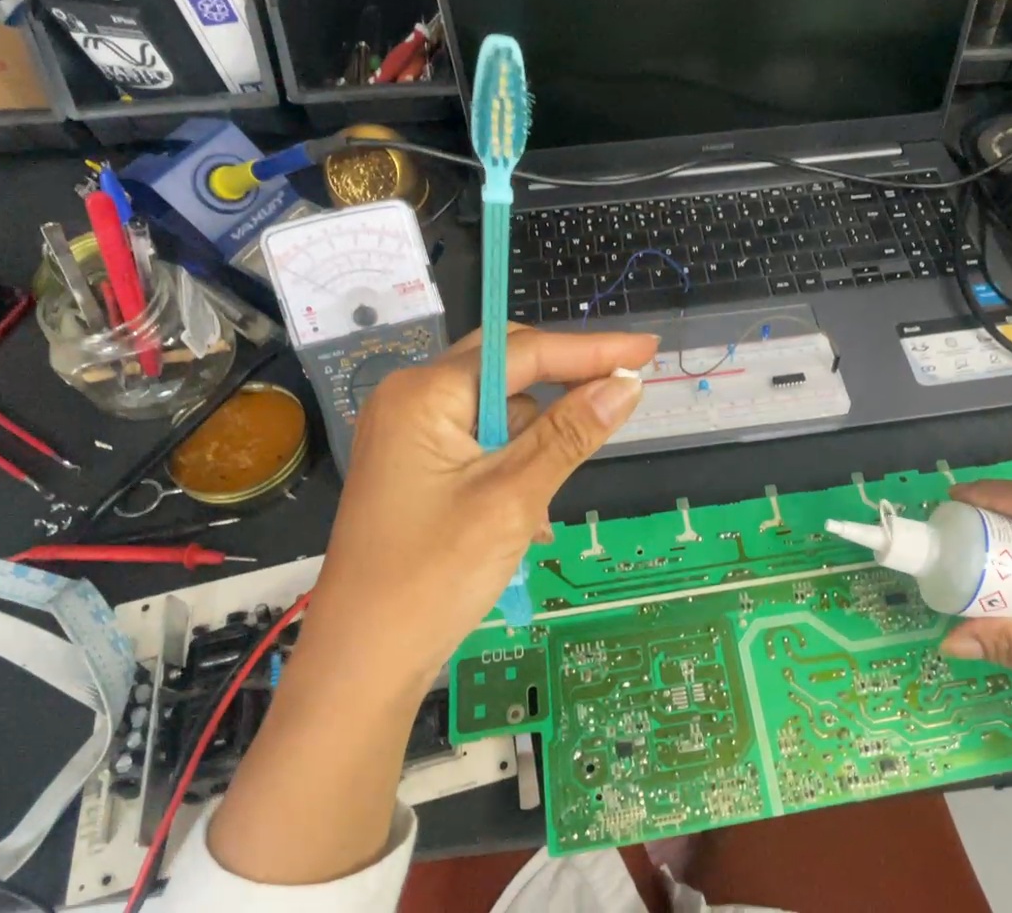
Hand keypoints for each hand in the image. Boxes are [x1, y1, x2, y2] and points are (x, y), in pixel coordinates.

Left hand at [309, 325, 658, 680]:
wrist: (364, 662)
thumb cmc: (433, 576)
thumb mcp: (513, 499)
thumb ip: (571, 434)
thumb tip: (627, 383)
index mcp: (424, 394)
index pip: (524, 352)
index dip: (591, 349)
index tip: (647, 349)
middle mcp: (411, 400)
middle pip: (507, 369)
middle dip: (562, 389)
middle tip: (619, 399)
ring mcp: (410, 436)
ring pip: (498, 413)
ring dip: (536, 444)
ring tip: (542, 505)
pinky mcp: (417, 470)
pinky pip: (481, 446)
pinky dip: (513, 469)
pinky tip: (526, 519)